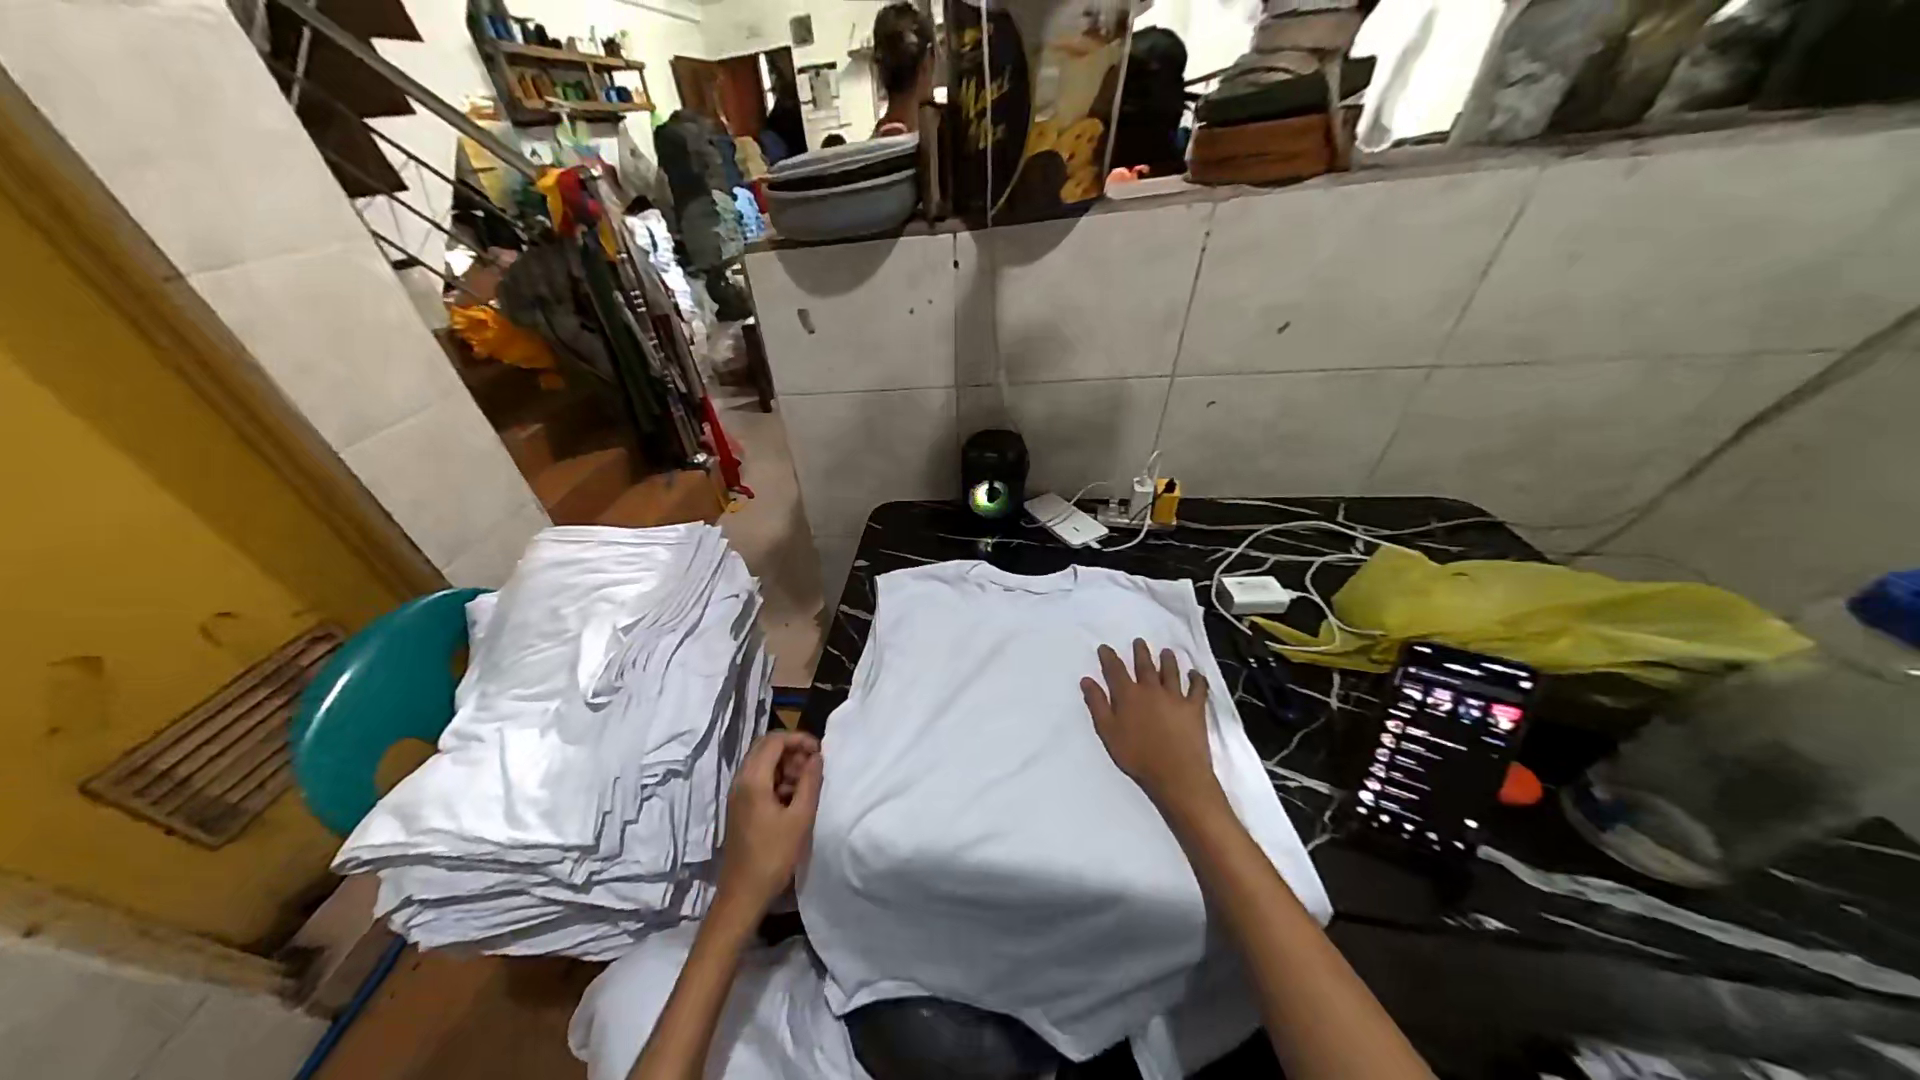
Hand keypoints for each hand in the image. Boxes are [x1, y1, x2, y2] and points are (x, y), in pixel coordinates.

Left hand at [717, 731, 822, 911]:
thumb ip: (810, 782)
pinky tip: (793, 798)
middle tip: (813, 766)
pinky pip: (758, 779)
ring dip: (785, 765)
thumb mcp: (800, 818)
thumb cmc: (773, 855)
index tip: (820, 752)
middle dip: (792, 750)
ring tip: (806, 784)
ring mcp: (737, 794)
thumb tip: (817, 757)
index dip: (799, 739)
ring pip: (762, 763)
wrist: (743, 894)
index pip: (775, 740)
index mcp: (753, 779)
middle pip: (765, 748)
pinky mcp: (739, 807)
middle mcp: (740, 781)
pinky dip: (776, 779)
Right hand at [1081, 640, 1219, 812]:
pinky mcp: (1195, 708)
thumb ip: (1097, 704)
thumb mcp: (1108, 732)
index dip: (1109, 657)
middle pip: (1144, 665)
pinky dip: (1197, 679)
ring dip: (1168, 660)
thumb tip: (1087, 680)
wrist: (1175, 773)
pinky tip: (1195, 674)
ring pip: (1170, 672)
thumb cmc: (1136, 756)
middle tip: (1139, 641)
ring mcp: (1175, 696)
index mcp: (1128, 695)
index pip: (1115, 670)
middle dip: (1140, 652)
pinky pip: (1197, 688)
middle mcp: (1151, 689)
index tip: (1105, 648)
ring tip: (1166, 651)